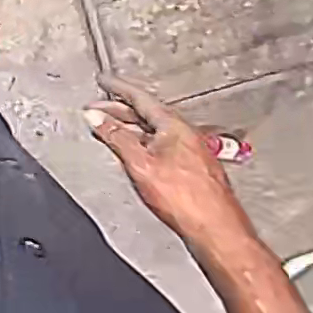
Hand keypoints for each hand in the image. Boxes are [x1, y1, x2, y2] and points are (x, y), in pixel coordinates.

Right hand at [84, 74, 254, 243]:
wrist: (216, 231)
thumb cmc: (186, 200)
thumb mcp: (139, 163)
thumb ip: (115, 137)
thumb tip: (96, 118)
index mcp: (174, 126)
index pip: (140, 98)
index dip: (118, 88)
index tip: (104, 81)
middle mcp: (186, 134)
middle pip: (146, 114)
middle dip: (118, 110)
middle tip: (96, 108)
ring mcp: (191, 151)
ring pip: (154, 131)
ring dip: (129, 128)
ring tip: (109, 130)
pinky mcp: (193, 168)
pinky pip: (161, 145)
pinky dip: (142, 142)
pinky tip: (134, 153)